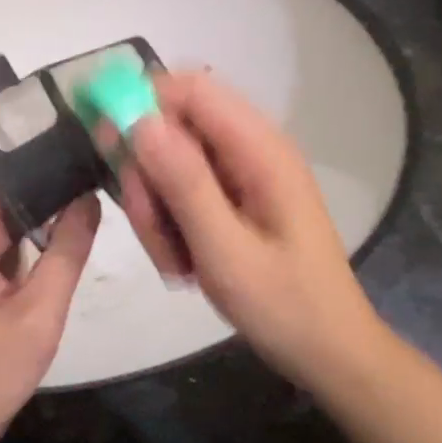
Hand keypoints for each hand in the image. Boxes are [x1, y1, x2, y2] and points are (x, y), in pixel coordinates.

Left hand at [0, 171, 99, 442]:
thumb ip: (67, 251)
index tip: (93, 146)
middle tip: (110, 168)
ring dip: (50, 207)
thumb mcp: (38, 314)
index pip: (4, 170)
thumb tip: (91, 196)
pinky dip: (39, 234)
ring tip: (102, 188)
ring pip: (12, 212)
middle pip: (9, 188)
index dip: (47, 156)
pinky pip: (9, 237)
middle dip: (55, 180)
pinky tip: (77, 225)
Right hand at [115, 71, 386, 393]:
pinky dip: (170, 220)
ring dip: (156, 205)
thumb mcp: (226, 251)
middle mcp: (250, 149)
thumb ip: (184, 183)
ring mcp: (242, 173)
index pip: (190, 89)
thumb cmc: (285, 306)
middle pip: (174, 127)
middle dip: (147, 172)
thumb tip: (140, 120)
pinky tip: (182, 261)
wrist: (331, 353)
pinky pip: (183, 189)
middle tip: (149, 227)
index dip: (143, 105)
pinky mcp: (234, 197)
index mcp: (260, 149)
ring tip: (173, 259)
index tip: (110, 150)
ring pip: (171, 162)